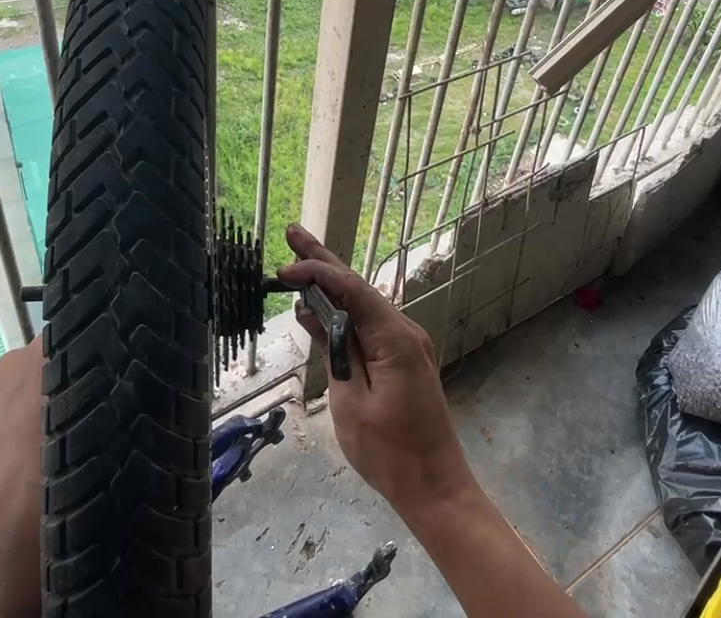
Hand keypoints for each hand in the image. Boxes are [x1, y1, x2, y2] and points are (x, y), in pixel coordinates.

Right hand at [277, 224, 476, 517]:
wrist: (436, 489)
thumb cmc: (390, 453)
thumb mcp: (350, 402)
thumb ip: (334, 352)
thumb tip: (316, 314)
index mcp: (395, 339)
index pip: (352, 289)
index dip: (317, 273)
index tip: (284, 271)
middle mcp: (404, 332)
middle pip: (358, 287)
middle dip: (324, 260)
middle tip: (294, 231)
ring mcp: (406, 346)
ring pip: (363, 304)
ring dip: (331, 286)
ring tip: (299, 261)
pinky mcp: (402, 361)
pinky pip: (368, 327)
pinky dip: (342, 315)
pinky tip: (318, 308)